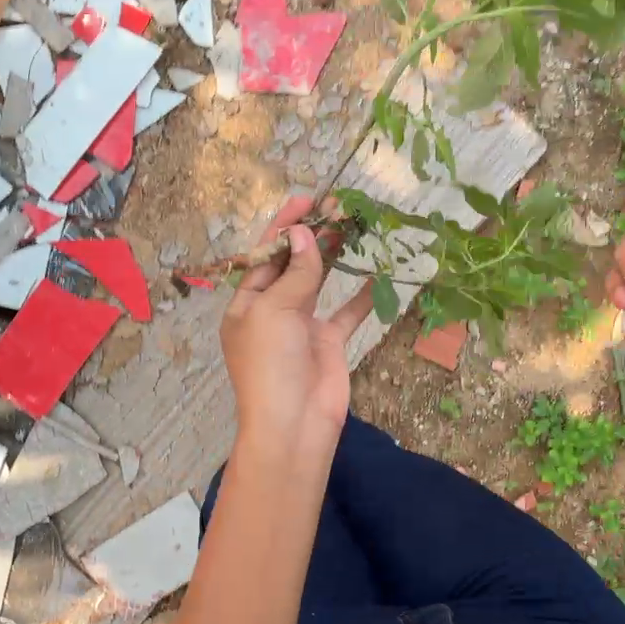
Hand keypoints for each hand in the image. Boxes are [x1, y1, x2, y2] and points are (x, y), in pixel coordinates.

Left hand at [223, 197, 373, 460]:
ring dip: (334, 255)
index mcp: (245, 305)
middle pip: (291, 265)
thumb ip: (294, 272)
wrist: (293, 423)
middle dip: (311, 235)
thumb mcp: (274, 311)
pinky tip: (379, 272)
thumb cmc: (270, 364)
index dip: (283, 227)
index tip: (306, 200)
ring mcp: (301, 327)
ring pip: (318, 282)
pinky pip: (347, 313)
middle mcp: (270, 313)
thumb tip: (304, 235)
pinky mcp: (328, 343)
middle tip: (339, 206)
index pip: (263, 256)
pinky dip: (363, 294)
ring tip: (355, 225)